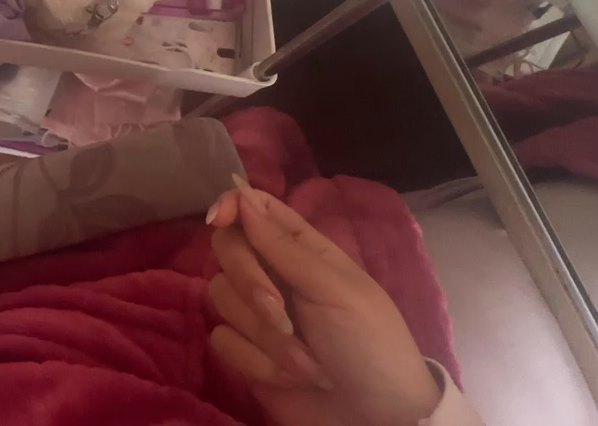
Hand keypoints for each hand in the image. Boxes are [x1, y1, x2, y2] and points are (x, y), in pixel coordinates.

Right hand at [205, 178, 441, 425]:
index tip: (217, 220)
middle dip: (248, 282)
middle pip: (225, 248)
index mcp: (298, 248)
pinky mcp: (245, 350)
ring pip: (220, 295)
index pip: (251, 206)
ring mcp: (254, 311)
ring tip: (306, 362)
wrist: (381, 424)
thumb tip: (240, 194)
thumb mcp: (335, 290)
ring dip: (264, 335)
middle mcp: (270, 271)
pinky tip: (288, 377)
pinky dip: (256, 361)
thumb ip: (283, 245)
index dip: (229, 205)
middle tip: (281, 314)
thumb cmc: (371, 345)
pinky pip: (222, 338)